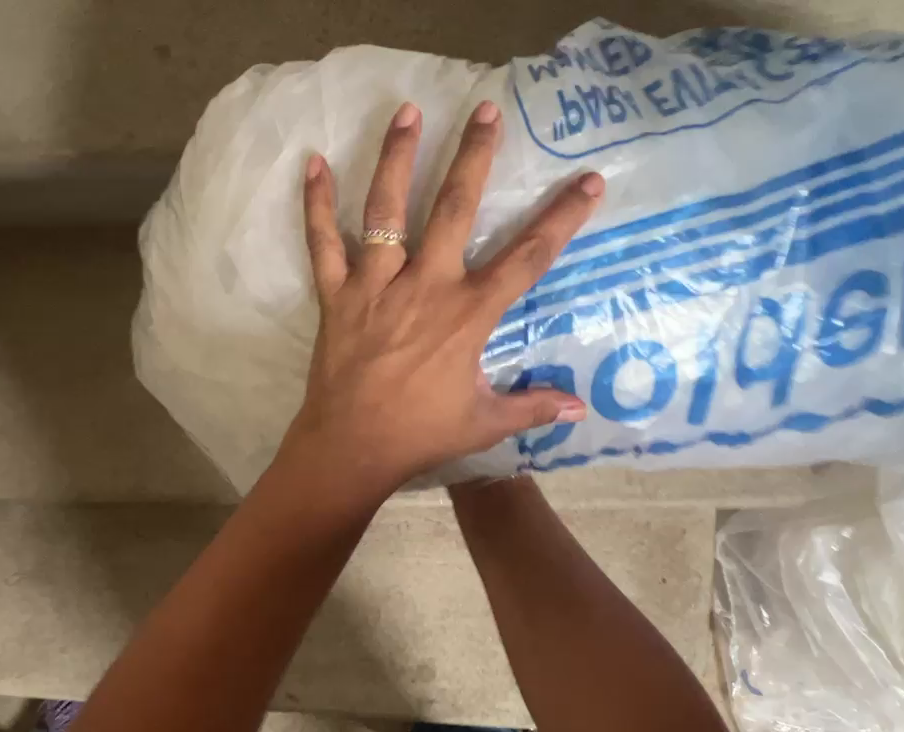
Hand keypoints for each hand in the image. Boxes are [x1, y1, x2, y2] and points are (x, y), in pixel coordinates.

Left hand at [280, 99, 603, 501]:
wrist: (351, 448)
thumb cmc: (419, 435)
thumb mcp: (483, 423)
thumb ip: (532, 407)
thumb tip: (579, 410)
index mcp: (467, 314)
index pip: (526, 258)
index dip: (561, 219)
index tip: (589, 183)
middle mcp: (425, 286)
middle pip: (455, 209)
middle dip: (475, 156)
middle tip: (488, 111)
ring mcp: (376, 287)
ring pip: (386, 211)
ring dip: (398, 158)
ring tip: (408, 112)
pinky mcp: (337, 297)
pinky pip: (324, 244)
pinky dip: (316, 205)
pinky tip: (314, 164)